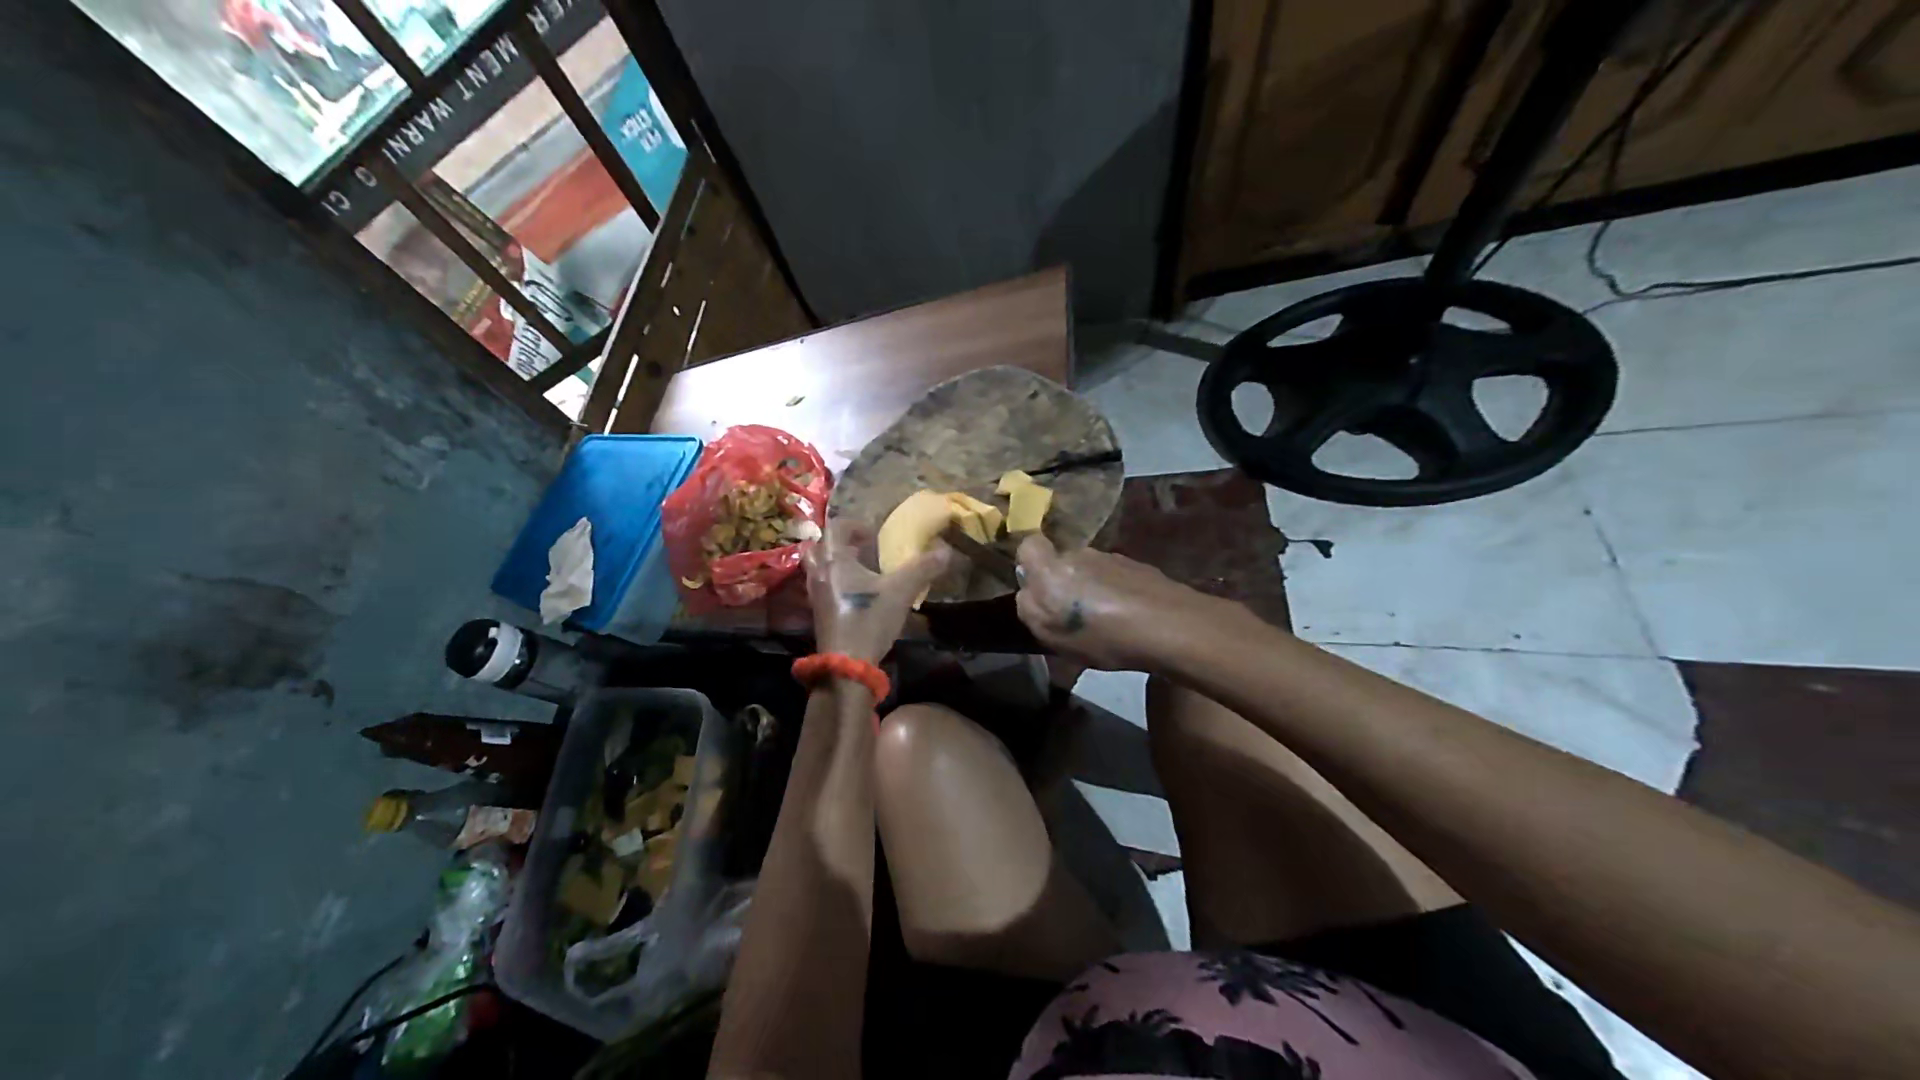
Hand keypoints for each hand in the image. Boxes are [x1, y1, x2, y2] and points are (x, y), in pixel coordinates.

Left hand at [804, 518, 955, 663]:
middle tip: (862, 549)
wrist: (846, 665)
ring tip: (862, 570)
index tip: (873, 534)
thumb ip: (922, 568)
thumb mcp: (901, 591)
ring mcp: (815, 595)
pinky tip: (858, 594)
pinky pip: (823, 587)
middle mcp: (819, 573)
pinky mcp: (819, 614)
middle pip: (820, 546)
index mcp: (834, 560)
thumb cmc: (869, 619)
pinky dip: (836, 583)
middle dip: (840, 543)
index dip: (854, 525)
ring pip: (819, 568)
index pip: (835, 528)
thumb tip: (946, 550)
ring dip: (836, 563)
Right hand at [1015, 534, 1248, 670]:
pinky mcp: (1139, 568)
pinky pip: (1116, 580)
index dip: (1028, 563)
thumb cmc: (1100, 634)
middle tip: (1072, 615)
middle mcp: (1079, 554)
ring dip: (1092, 590)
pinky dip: (1117, 595)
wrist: (1168, 625)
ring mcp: (1112, 558)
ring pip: (1091, 571)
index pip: (1028, 545)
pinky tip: (1128, 620)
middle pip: (1062, 561)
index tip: (1037, 589)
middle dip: (1064, 582)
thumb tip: (1028, 592)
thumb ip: (1029, 608)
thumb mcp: (1049, 634)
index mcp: (1051, 568)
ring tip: (1105, 623)